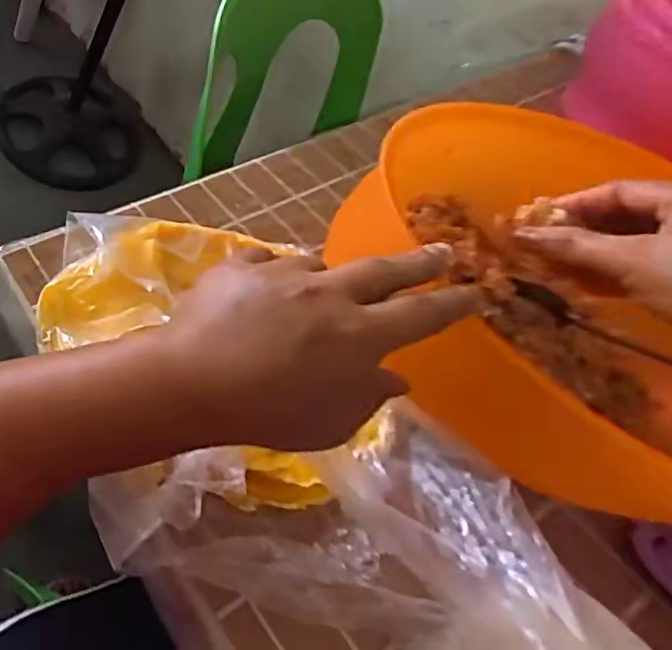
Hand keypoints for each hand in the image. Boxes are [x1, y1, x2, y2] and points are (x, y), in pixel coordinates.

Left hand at [155, 246, 478, 451]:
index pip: (421, 314)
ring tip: (317, 290)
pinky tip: (265, 285)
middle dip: (417, 262)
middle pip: (381, 270)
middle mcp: (325, 293)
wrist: (193, 378)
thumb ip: (367, 394)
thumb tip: (392, 375)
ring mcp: (279, 273)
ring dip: (325, 277)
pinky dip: (273, 273)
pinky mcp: (238, 264)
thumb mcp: (332, 421)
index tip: (477, 289)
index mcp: (359, 334)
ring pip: (316, 263)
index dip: (453, 302)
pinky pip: (267, 260)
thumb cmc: (267, 412)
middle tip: (441, 250)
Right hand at [515, 181, 671, 371]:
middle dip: (595, 236)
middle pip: (648, 219)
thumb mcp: (638, 265)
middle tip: (557, 254)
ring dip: (623, 260)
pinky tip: (636, 295)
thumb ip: (576, 246)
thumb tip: (521, 233)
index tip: (539, 223)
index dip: (575, 204)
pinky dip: (658, 278)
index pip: (624, 191)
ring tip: (586, 279)